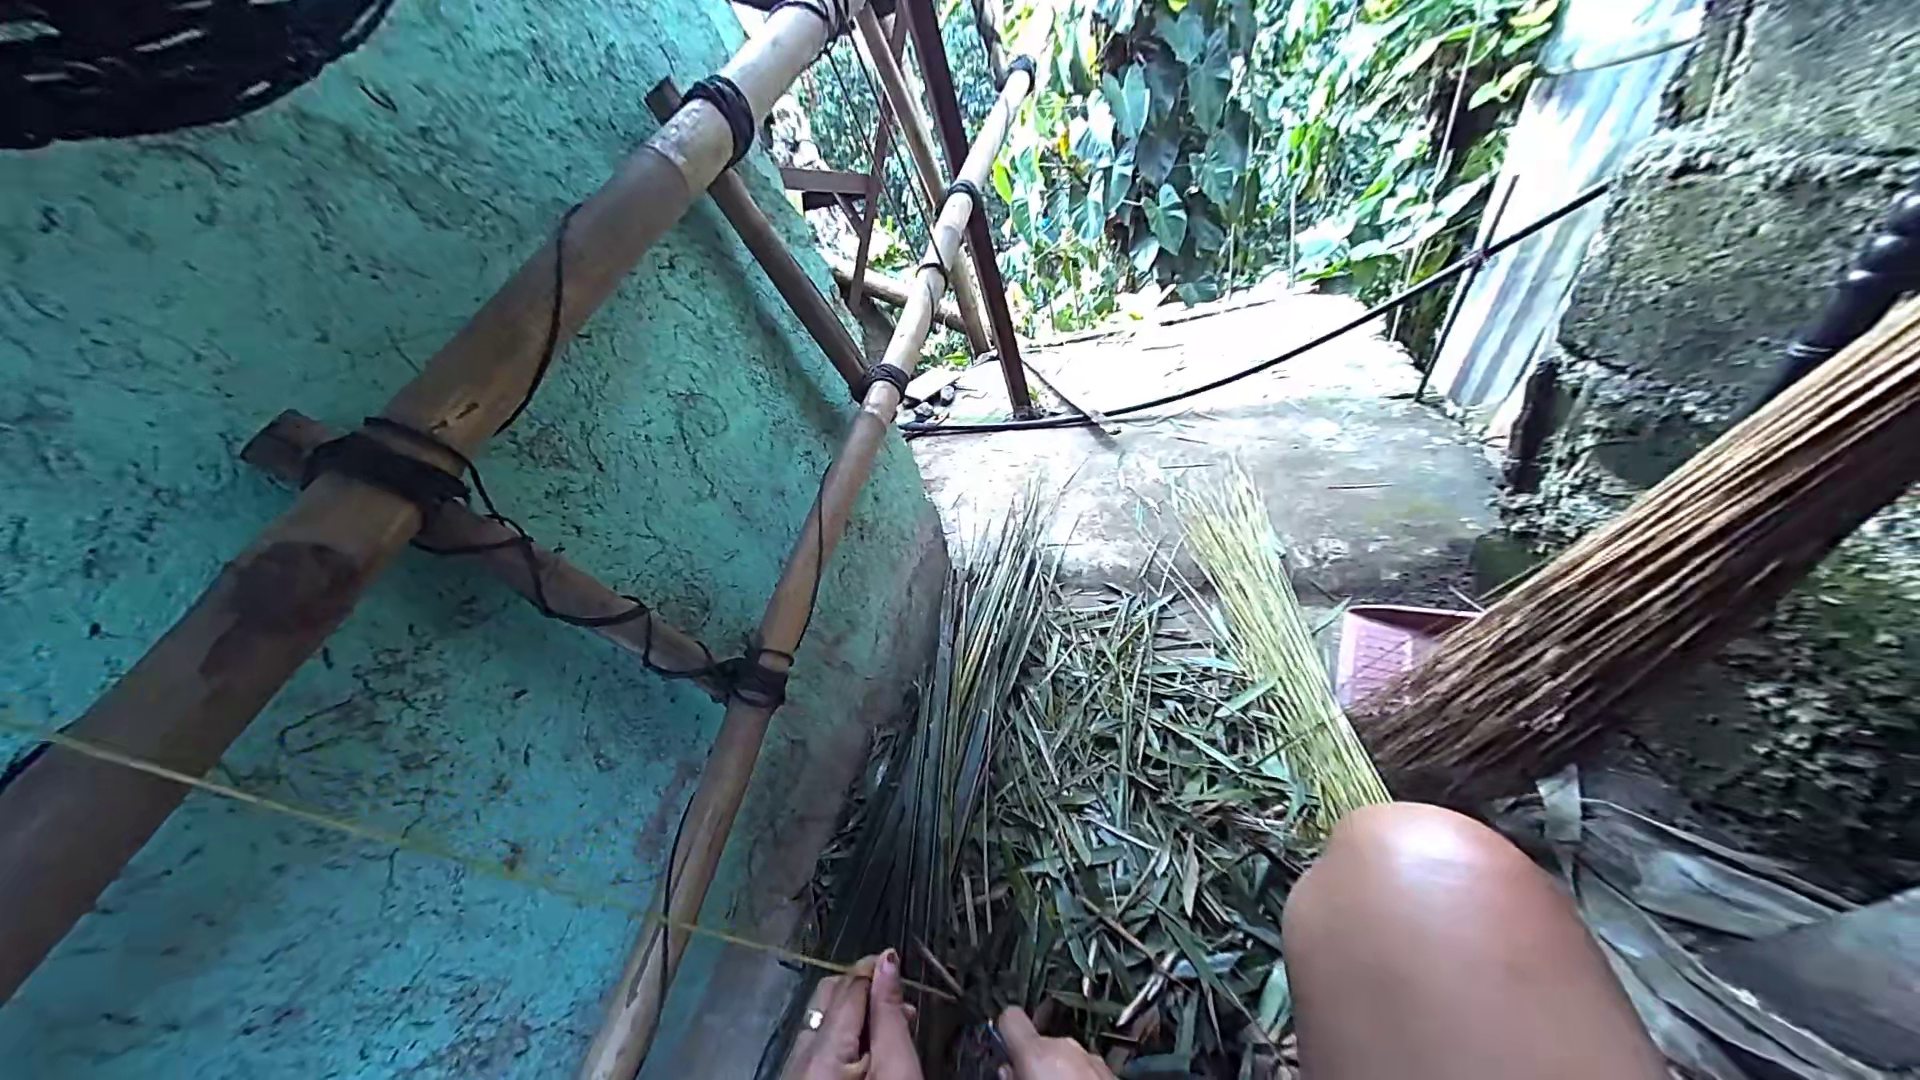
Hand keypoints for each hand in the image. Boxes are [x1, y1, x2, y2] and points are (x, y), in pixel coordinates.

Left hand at [781, 950, 921, 1079]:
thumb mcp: (897, 1069)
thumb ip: (889, 1013)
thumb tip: (887, 958)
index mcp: (821, 1052)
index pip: (849, 986)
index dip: (874, 967)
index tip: (896, 960)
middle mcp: (798, 1058)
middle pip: (829, 995)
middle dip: (864, 988)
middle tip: (898, 1000)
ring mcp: (794, 1073)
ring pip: (823, 1019)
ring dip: (856, 1012)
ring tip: (891, 1025)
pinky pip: (818, 1044)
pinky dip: (843, 1036)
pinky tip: (867, 1048)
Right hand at [997, 1007, 1114, 1079]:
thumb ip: (1010, 1074)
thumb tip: (1008, 1069)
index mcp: (1037, 1052)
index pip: (1010, 1016)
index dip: (1004, 1030)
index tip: (1003, 1047)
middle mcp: (1066, 1046)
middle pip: (1040, 1039)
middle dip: (1036, 1059)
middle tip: (1031, 1077)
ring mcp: (1093, 1058)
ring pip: (1066, 1053)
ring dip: (1060, 1069)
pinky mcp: (1113, 1072)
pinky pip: (1087, 1067)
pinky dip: (1080, 1076)